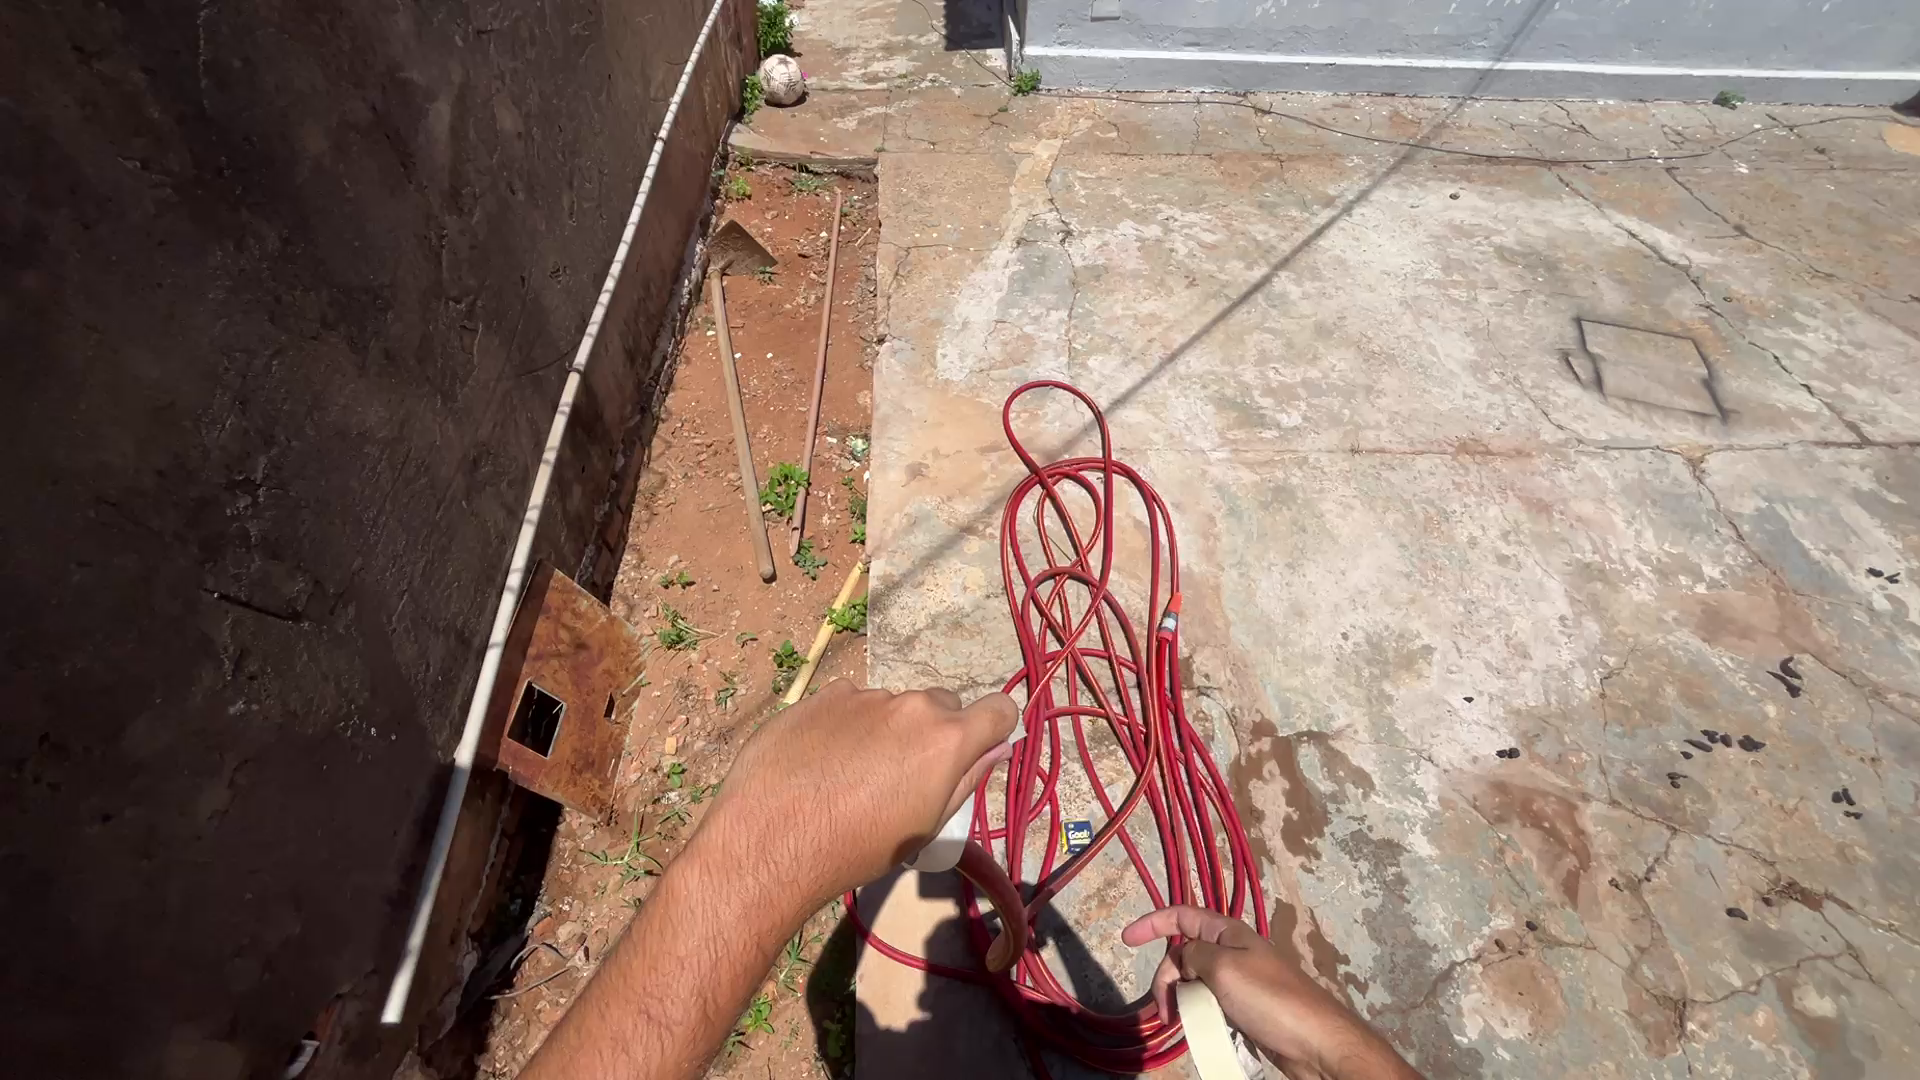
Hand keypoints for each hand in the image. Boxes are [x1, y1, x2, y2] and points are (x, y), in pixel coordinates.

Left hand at [696, 680, 1016, 908]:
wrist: (770, 838)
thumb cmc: (858, 847)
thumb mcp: (925, 825)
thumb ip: (966, 779)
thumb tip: (995, 748)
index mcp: (947, 738)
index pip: (999, 708)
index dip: (993, 728)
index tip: (975, 750)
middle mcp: (912, 705)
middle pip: (943, 705)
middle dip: (935, 731)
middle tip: (903, 775)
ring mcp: (865, 695)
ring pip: (894, 705)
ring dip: (887, 729)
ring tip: (850, 773)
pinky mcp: (824, 694)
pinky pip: (852, 703)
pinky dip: (847, 724)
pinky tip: (820, 759)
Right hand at [1122, 906, 1420, 1079]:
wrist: (1318, 1044)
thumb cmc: (1270, 999)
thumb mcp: (1223, 968)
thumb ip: (1193, 956)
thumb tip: (1183, 960)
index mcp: (1226, 932)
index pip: (1180, 915)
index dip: (1151, 923)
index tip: (1126, 939)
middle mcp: (1230, 952)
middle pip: (1183, 955)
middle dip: (1167, 978)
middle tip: (1164, 1008)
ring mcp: (1238, 982)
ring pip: (1195, 985)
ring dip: (1184, 1002)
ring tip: (1183, 1025)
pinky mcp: (1246, 1011)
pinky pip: (1212, 1008)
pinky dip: (1202, 1018)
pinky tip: (1205, 1034)